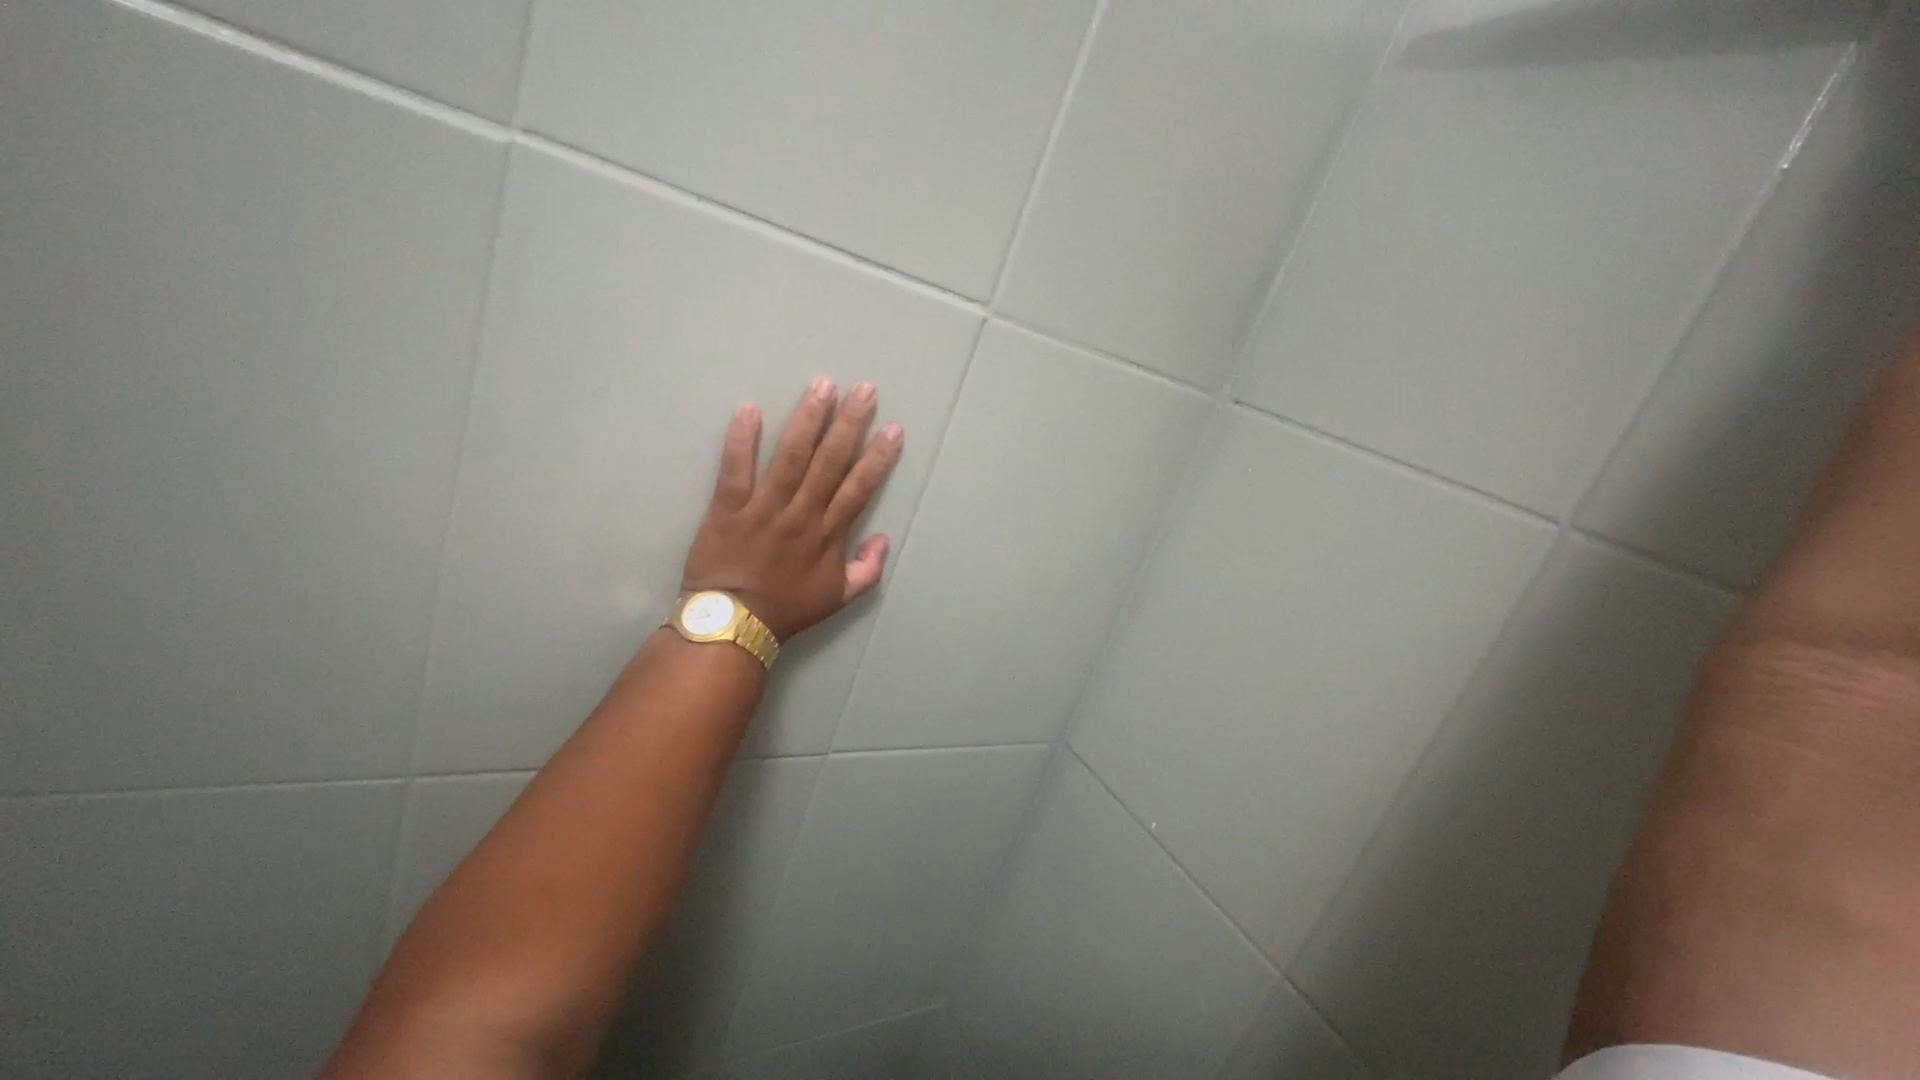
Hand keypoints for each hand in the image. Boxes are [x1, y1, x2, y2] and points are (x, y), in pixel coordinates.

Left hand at [680, 377, 903, 640]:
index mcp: (828, 535)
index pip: (859, 488)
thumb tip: (884, 537)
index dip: (878, 456)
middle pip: (830, 462)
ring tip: (822, 386)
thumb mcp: (838, 599)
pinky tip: (750, 409)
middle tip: (864, 389)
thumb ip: (867, 570)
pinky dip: (742, 439)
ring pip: (791, 457)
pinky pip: (735, 469)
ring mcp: (764, 509)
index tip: (893, 428)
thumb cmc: (786, 611)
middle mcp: (801, 515)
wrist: (733, 626)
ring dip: (807, 420)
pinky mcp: (727, 508)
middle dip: (849, 424)